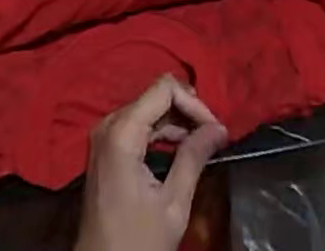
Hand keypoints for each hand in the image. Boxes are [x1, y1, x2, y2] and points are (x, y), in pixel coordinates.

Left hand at [76, 75, 229, 250]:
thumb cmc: (135, 242)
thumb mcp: (173, 204)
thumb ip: (194, 158)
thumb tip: (219, 128)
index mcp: (122, 131)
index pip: (164, 88)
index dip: (194, 103)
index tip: (214, 129)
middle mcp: (109, 123)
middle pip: (156, 96)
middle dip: (188, 112)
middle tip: (213, 136)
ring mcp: (105, 135)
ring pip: (150, 108)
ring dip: (178, 122)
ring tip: (203, 143)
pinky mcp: (107, 147)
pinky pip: (139, 124)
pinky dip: (163, 132)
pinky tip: (183, 148)